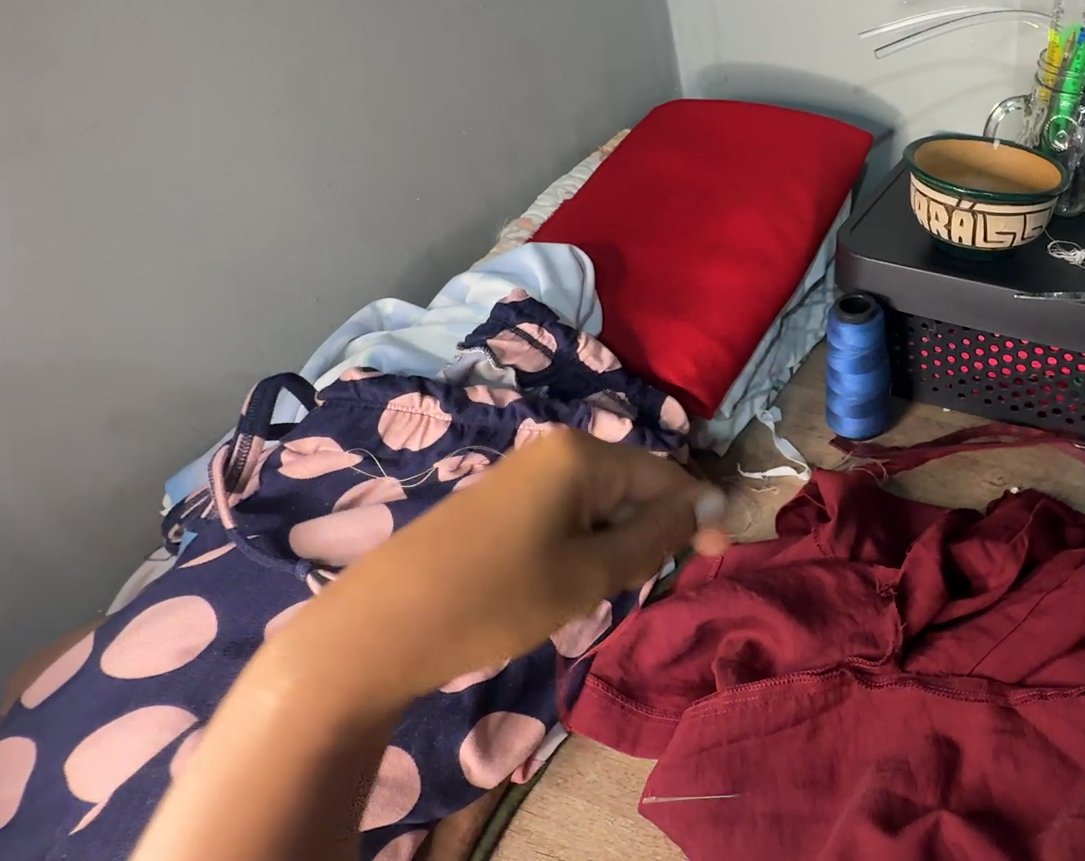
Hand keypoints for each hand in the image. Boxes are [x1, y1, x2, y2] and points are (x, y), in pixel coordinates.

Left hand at [268, 430, 727, 704]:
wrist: (369, 634)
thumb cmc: (493, 600)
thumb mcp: (591, 573)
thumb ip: (659, 534)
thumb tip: (712, 502)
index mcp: (583, 455)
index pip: (667, 476)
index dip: (698, 517)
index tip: (715, 559)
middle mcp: (558, 448)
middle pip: (636, 486)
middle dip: (653, 532)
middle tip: (646, 585)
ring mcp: (526, 472)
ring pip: (604, 503)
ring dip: (619, 543)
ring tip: (601, 589)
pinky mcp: (504, 499)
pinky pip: (570, 512)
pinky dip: (586, 544)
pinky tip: (566, 580)